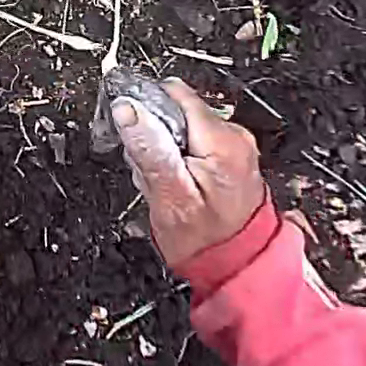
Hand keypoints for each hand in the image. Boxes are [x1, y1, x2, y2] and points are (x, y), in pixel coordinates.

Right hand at [113, 79, 266, 267]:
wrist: (238, 271)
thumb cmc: (205, 241)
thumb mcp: (168, 196)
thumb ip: (149, 148)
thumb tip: (128, 108)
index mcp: (221, 140)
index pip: (174, 94)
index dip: (148, 107)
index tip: (133, 128)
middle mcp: (234, 135)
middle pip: (179, 109)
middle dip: (156, 132)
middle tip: (151, 169)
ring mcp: (235, 144)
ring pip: (184, 124)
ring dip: (166, 146)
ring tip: (165, 180)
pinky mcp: (232, 154)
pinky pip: (195, 140)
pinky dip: (180, 155)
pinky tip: (178, 182)